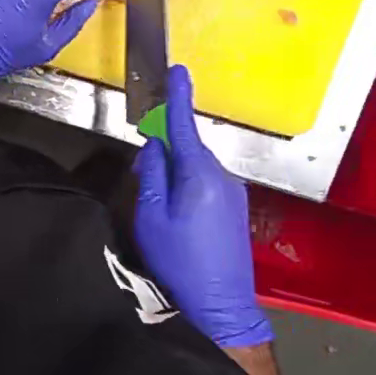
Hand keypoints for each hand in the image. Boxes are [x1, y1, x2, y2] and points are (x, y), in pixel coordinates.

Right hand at [133, 65, 271, 348]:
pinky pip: (206, 183)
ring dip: (174, 172)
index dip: (178, 97)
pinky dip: (187, 185)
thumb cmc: (179, 260)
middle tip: (140, 174)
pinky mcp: (235, 208)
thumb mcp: (151, 217)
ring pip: (196, 167)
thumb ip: (150, 175)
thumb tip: (153, 145)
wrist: (221, 303)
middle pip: (188, 148)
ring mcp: (234, 192)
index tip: (177, 71)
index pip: (185, 126)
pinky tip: (175, 213)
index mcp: (199, 174)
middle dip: (164, 150)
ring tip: (156, 206)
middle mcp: (223, 176)